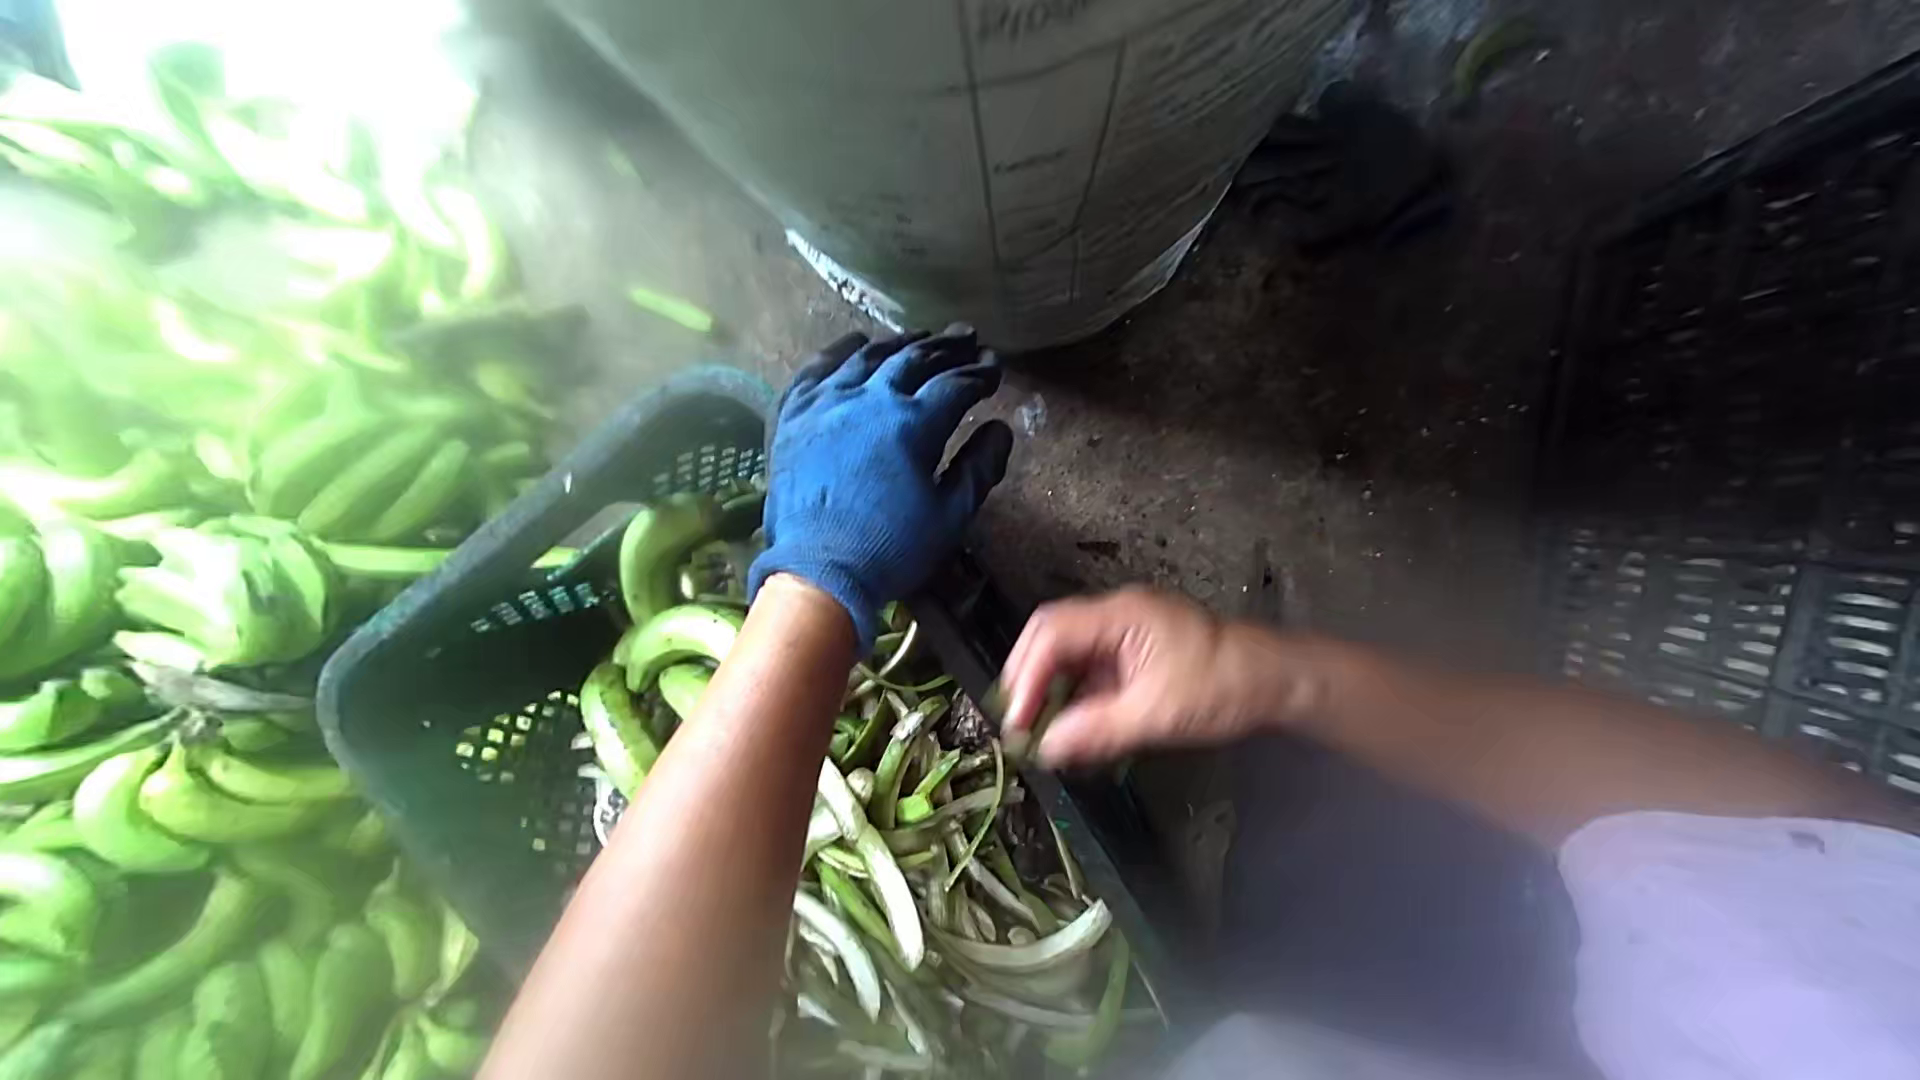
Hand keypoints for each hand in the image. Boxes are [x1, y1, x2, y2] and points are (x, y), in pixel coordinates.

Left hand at [750, 327, 1013, 648]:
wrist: (818, 572)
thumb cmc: (891, 549)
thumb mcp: (950, 516)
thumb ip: (979, 468)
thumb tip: (1001, 430)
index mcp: (912, 424)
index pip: (955, 385)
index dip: (979, 374)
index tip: (994, 367)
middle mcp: (869, 400)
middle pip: (914, 359)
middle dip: (946, 347)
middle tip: (967, 337)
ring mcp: (826, 404)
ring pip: (867, 357)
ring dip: (899, 343)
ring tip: (921, 338)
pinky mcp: (795, 417)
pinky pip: (816, 370)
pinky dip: (838, 352)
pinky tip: (855, 343)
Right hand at [999, 588, 1332, 766]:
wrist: (1275, 680)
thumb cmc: (1223, 688)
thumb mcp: (1159, 715)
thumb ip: (1098, 730)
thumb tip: (1046, 749)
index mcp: (1121, 615)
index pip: (1053, 633)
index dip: (1027, 675)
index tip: (1018, 719)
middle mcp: (1114, 613)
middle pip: (1050, 632)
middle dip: (1027, 675)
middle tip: (1015, 720)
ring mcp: (1121, 629)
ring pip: (1064, 648)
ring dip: (1045, 684)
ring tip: (1034, 724)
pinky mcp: (1128, 648)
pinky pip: (1086, 663)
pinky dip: (1070, 691)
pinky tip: (1066, 719)